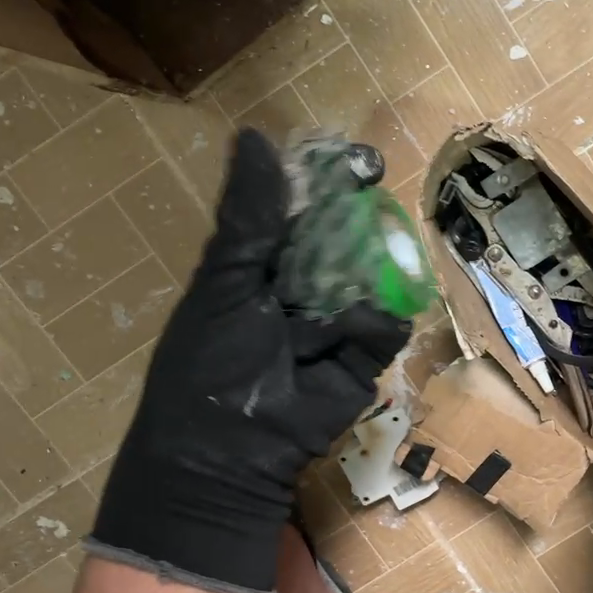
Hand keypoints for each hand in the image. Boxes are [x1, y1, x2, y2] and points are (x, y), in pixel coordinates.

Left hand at [88, 131, 410, 592]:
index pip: (302, 214)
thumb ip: (249, 214)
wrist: (224, 456)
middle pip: (344, 243)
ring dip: (373, 267)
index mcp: (263, 268)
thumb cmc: (208, 361)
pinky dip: (375, 321)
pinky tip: (358, 321)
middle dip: (360, 221)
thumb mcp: (224, 279)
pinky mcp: (363, 360)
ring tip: (371, 255)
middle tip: (376, 191)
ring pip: (371, 280)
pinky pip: (384, 327)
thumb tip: (255, 136)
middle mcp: (303, 291)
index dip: (325, 187)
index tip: (351, 161)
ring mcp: (336, 325)